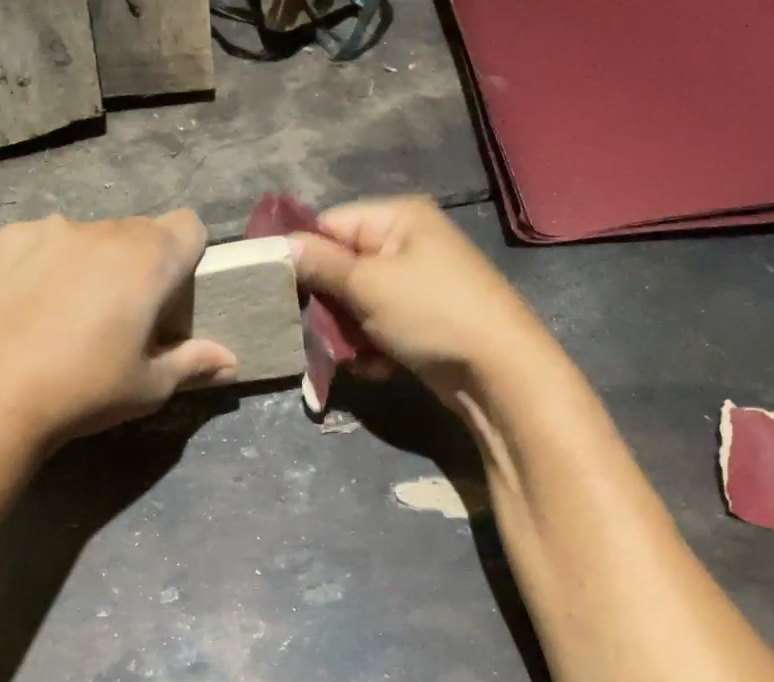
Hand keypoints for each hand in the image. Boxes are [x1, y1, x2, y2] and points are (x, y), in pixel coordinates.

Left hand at [0, 210, 239, 446]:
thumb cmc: (87, 390)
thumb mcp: (150, 387)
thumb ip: (193, 363)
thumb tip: (230, 360)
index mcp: (150, 259)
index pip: (189, 228)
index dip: (185, 262)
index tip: (166, 305)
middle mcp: (105, 230)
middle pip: (140, 234)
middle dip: (141, 269)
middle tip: (121, 323)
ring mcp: (52, 230)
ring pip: (91, 238)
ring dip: (94, 265)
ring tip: (69, 317)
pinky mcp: (8, 239)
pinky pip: (45, 242)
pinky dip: (50, 265)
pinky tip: (32, 307)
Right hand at [290, 197, 547, 401]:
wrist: (496, 371)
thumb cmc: (432, 314)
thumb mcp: (369, 284)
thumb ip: (321, 265)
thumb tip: (279, 245)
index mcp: (397, 218)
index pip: (329, 224)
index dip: (302, 255)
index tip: (277, 288)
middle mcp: (406, 245)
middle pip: (339, 269)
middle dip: (327, 306)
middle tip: (318, 331)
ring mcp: (414, 287)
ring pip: (353, 307)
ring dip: (346, 335)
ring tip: (354, 356)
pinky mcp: (418, 324)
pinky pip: (375, 331)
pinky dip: (370, 350)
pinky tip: (379, 368)